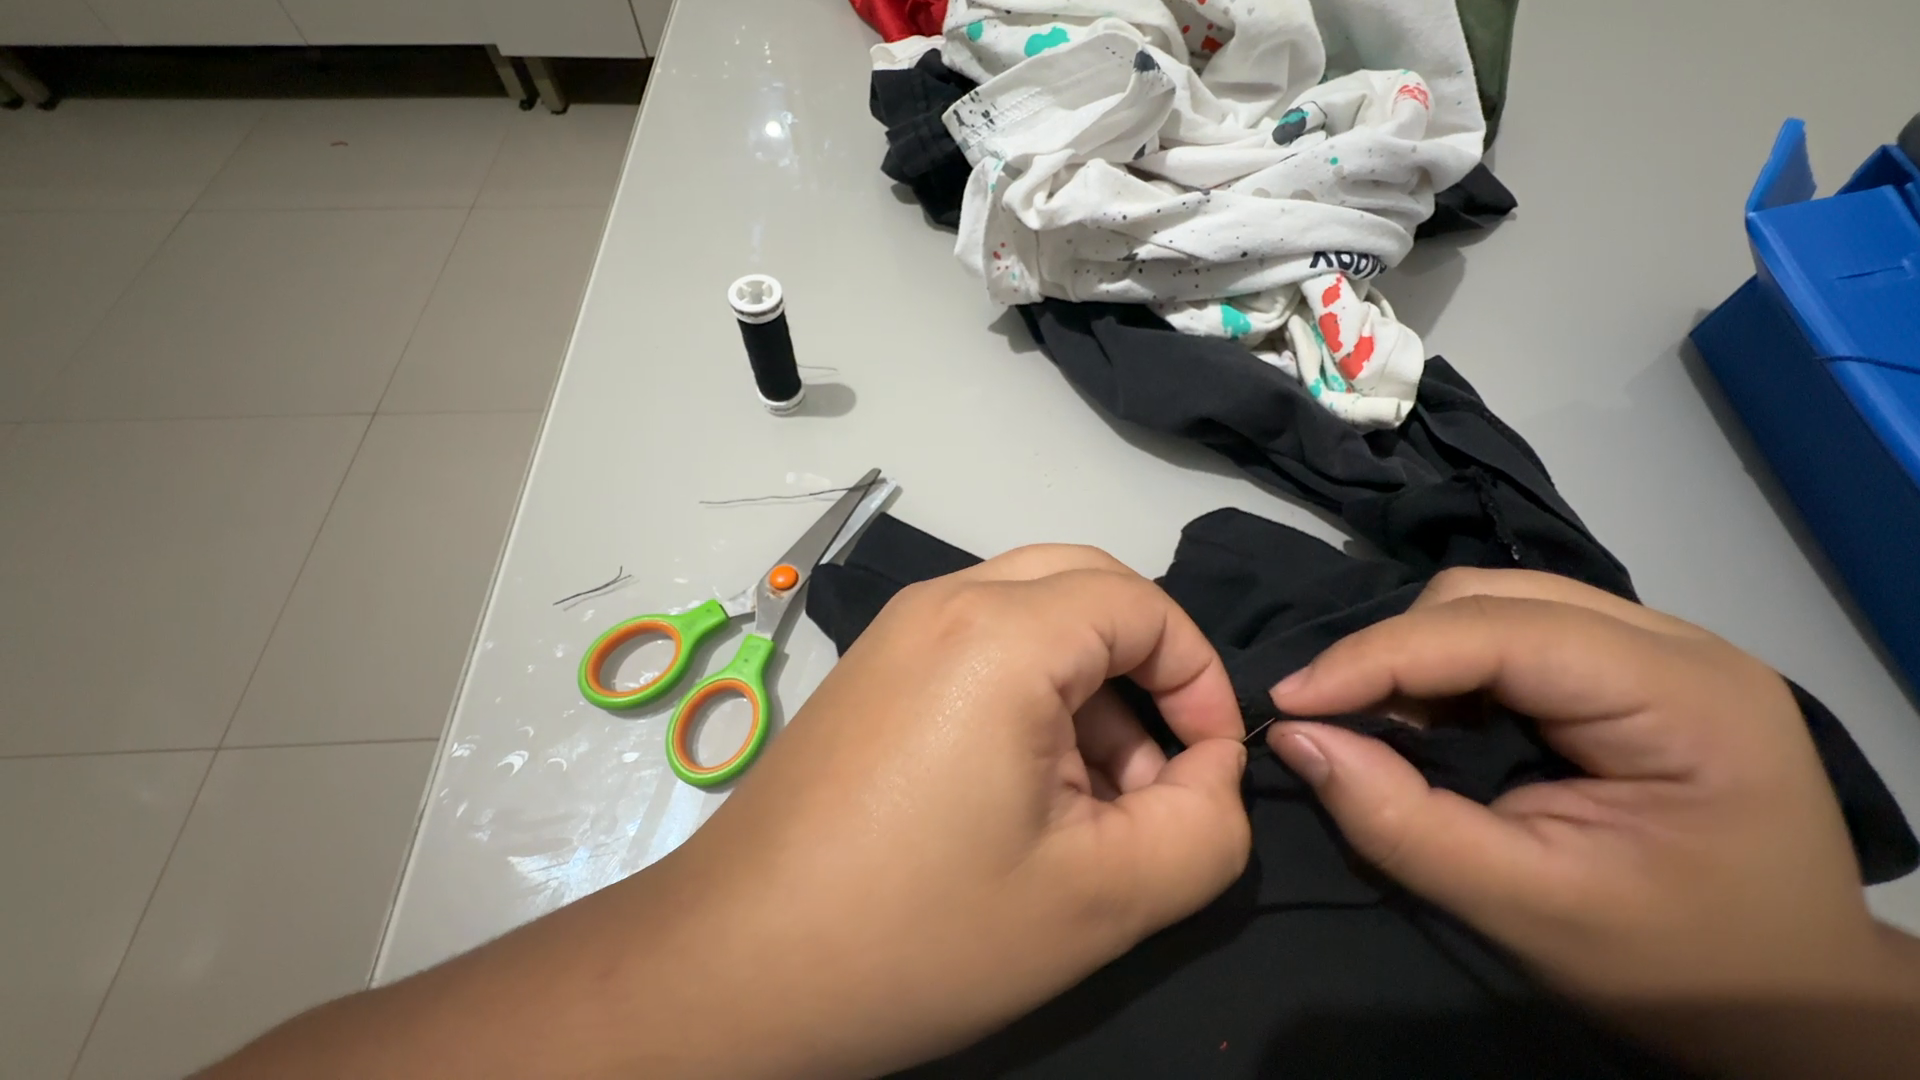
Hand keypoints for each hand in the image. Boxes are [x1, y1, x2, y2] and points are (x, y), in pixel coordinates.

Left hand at [663, 544, 1250, 1076]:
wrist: (737, 965)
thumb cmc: (923, 930)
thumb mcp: (1103, 897)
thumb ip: (1206, 826)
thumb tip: (1211, 771)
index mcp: (998, 633)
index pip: (1140, 603)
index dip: (1199, 676)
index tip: (1209, 764)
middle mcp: (942, 603)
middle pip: (1086, 587)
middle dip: (1146, 667)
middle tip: (1157, 767)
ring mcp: (897, 632)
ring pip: (1033, 617)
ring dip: (1088, 690)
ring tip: (1092, 803)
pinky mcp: (872, 669)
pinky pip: (980, 648)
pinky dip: (1030, 696)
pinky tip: (1024, 792)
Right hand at [1265, 569, 1919, 1073]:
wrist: (1784, 994)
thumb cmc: (1670, 963)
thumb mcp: (1522, 907)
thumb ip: (1400, 820)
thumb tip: (1295, 736)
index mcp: (1682, 700)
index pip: (1498, 633)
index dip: (1379, 657)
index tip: (1290, 701)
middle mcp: (1674, 644)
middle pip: (1487, 597)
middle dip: (1394, 653)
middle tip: (1338, 721)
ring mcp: (1654, 644)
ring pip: (1487, 600)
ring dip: (1415, 654)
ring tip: (1386, 722)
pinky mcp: (1625, 661)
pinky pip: (1502, 627)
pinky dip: (1443, 665)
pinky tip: (1434, 717)